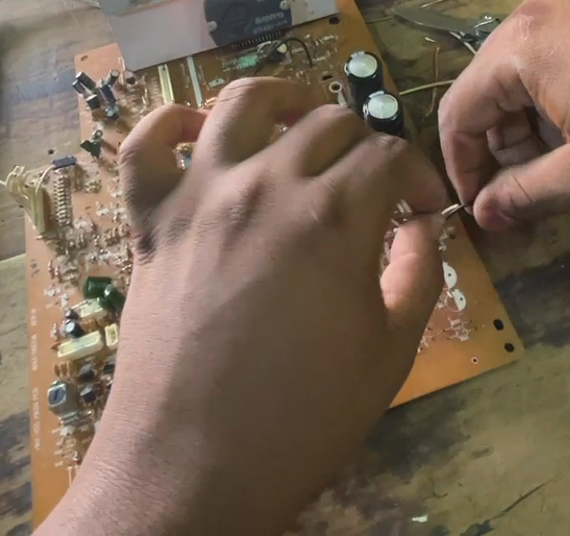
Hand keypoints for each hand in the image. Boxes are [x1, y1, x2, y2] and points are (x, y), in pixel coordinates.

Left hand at [43, 77, 450, 535]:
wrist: (192, 471)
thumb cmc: (302, 420)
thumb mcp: (391, 353)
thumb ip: (420, 273)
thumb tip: (423, 224)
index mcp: (333, 217)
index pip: (391, 156)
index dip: (420, 176)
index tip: (424, 209)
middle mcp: (267, 184)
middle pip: (330, 121)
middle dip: (365, 142)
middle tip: (370, 180)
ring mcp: (201, 194)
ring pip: (243, 102)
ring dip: (282, 98)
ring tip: (299, 117)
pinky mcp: (152, 216)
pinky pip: (145, 144)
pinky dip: (168, 122)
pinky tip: (197, 132)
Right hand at [438, 0, 569, 229]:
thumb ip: (525, 194)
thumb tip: (484, 216)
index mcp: (522, 43)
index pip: (460, 108)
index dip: (462, 165)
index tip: (481, 207)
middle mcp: (542, 5)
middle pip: (493, 80)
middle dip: (502, 140)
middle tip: (532, 187)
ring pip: (530, 61)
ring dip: (534, 114)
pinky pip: (567, 42)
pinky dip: (565, 85)